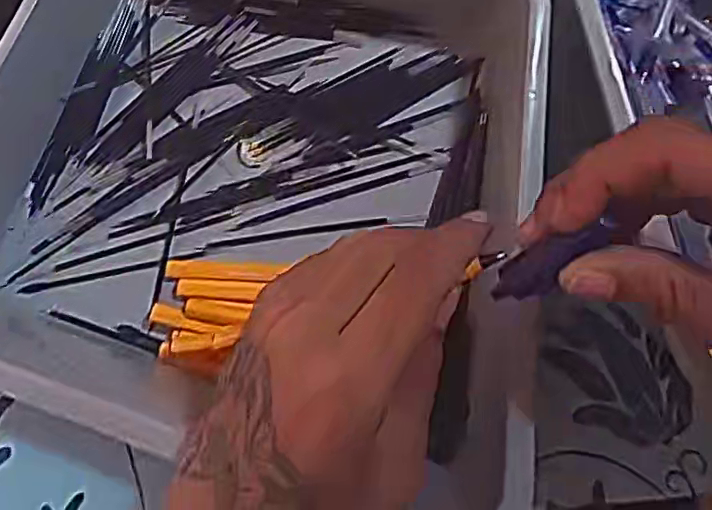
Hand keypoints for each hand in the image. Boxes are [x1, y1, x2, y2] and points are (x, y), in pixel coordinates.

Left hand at [169, 214, 490, 509]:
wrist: (231, 493)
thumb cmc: (320, 493)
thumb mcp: (395, 462)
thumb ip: (422, 373)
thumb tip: (444, 298)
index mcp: (347, 377)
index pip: (411, 281)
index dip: (452, 246)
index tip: (479, 229)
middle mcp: (307, 326)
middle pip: (383, 249)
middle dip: (429, 241)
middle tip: (457, 251)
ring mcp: (280, 306)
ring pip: (354, 244)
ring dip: (397, 244)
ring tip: (423, 262)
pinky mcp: (266, 299)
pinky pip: (327, 256)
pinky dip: (362, 255)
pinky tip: (378, 275)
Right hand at [520, 118, 711, 426]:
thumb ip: (674, 296)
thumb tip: (576, 273)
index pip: (662, 150)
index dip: (593, 177)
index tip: (549, 227)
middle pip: (654, 146)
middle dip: (589, 186)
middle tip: (544, 238)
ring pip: (664, 156)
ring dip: (610, 192)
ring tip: (570, 240)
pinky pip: (688, 174)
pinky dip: (643, 200)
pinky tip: (623, 234)